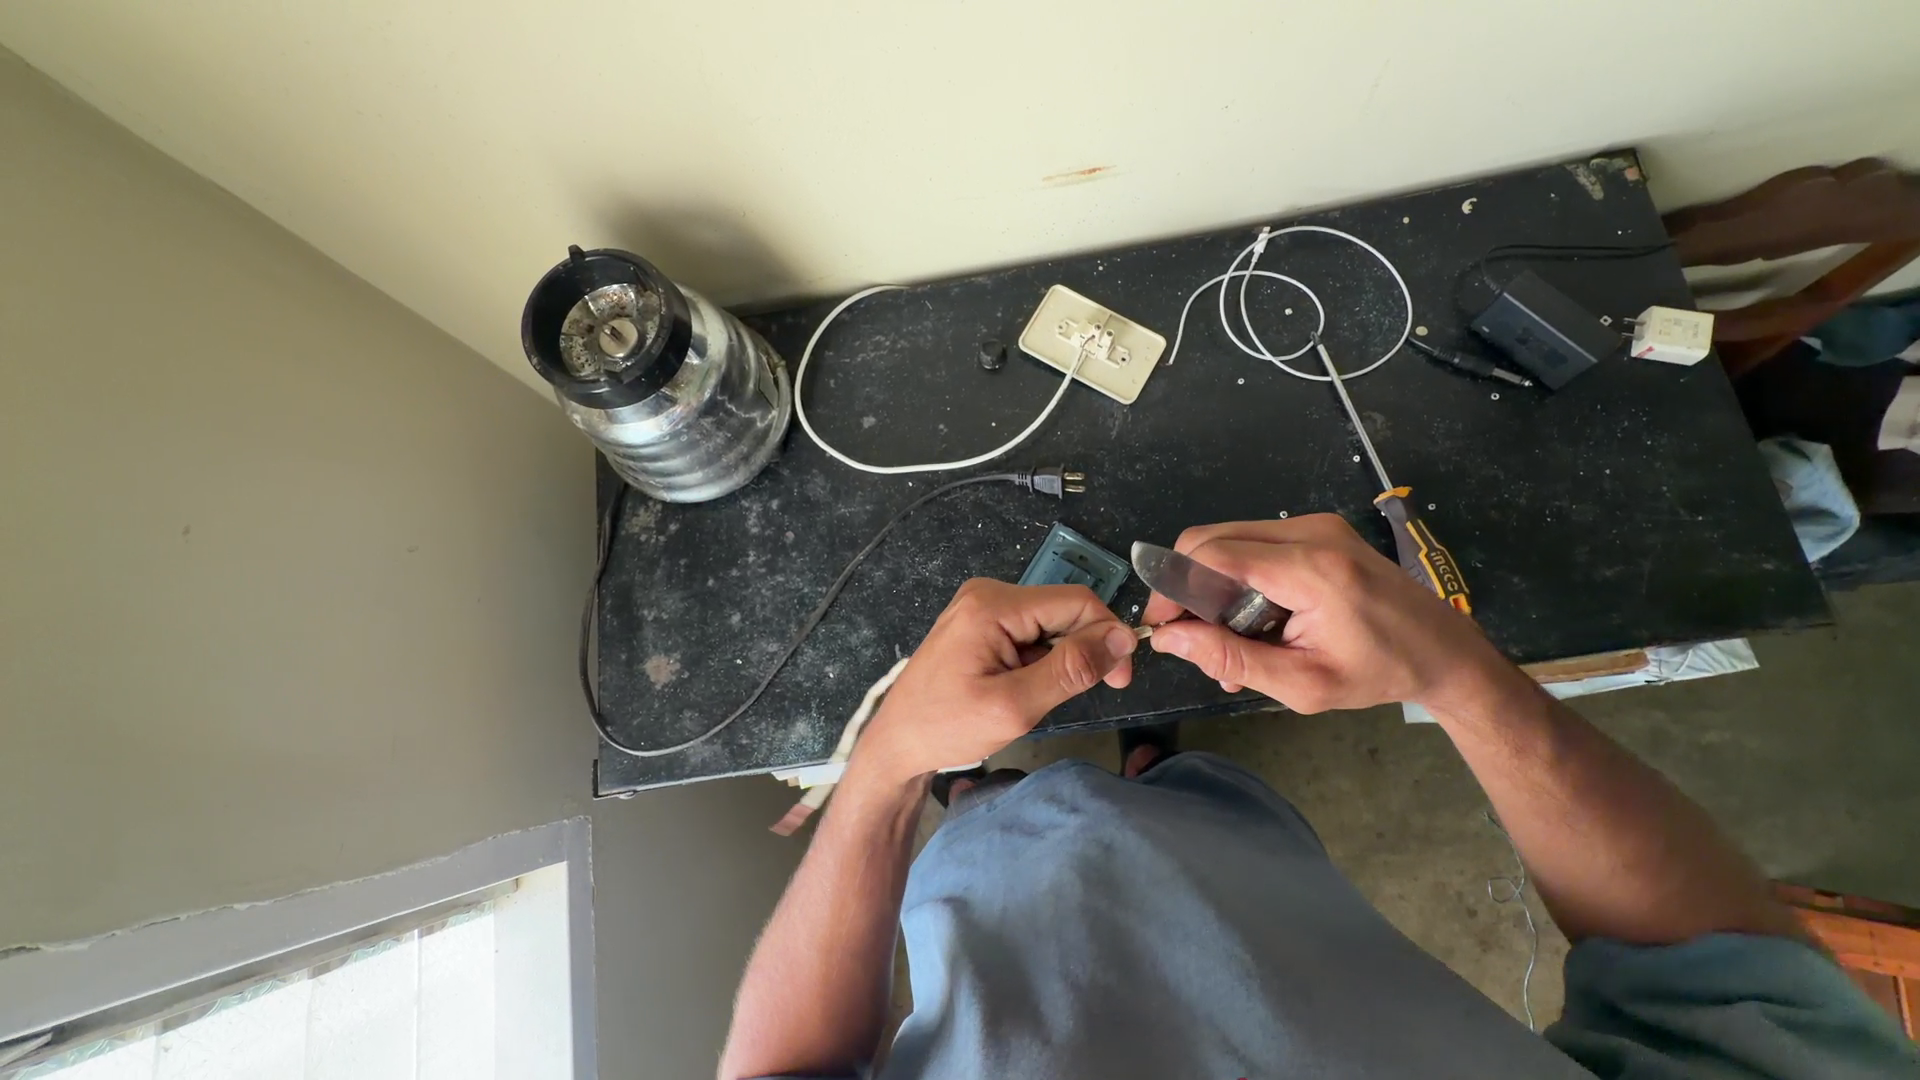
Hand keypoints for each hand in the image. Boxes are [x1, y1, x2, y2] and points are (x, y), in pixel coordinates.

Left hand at [854, 580, 1136, 783]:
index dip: (1108, 636)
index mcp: (993, 604)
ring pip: (1049, 623)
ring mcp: (981, 606)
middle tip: (1079, 695)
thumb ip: (1070, 669)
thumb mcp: (1015, 705)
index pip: (1076, 601)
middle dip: (1082, 649)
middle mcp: (988, 593)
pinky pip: (1028, 632)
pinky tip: (1022, 686)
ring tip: (1035, 696)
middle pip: (1063, 609)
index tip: (1119, 680)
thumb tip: (1124, 637)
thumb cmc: (948, 727)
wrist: (897, 743)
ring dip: (1058, 658)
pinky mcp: (979, 623)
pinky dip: (1038, 659)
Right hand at [1142, 515, 1502, 711]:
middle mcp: (1310, 532)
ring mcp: (1315, 525)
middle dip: (1185, 584)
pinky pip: (1251, 543)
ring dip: (1208, 583)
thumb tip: (1169, 638)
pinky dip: (1234, 576)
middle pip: (1211, 539)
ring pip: (1226, 539)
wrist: (1446, 651)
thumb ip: (1231, 658)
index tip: (1159, 624)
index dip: (1173, 585)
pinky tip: (1248, 617)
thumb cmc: (1380, 673)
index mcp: (1312, 569)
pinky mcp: (1317, 529)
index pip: (1213, 555)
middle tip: (1188, 632)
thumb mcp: (1302, 684)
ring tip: (1223, 635)